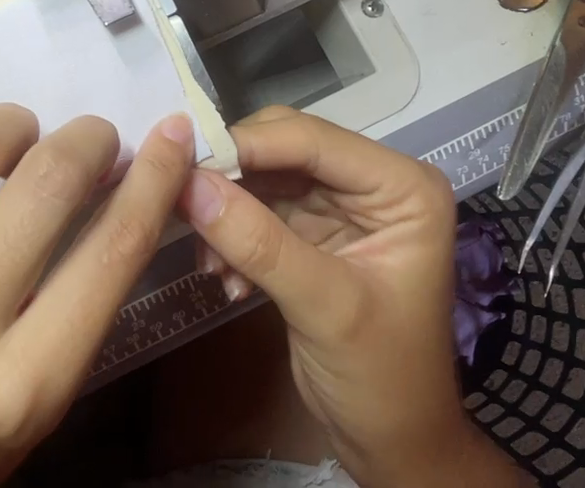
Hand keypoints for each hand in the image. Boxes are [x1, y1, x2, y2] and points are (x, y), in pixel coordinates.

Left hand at [0, 93, 196, 487]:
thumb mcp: (38, 400)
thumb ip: (80, 301)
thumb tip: (118, 187)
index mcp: (22, 385)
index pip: (111, 252)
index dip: (155, 178)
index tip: (171, 134)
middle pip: (42, 189)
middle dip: (84, 141)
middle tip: (91, 137)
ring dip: (7, 123)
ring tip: (21, 130)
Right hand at [180, 108, 523, 487]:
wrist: (393, 444)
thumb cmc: (383, 378)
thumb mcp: (325, 307)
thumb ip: (258, 242)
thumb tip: (188, 183)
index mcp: (401, 186)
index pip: (314, 140)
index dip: (248, 143)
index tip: (185, 159)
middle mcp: (372, 182)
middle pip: (284, 146)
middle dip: (233, 174)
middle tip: (183, 200)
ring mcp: (339, 205)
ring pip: (263, 175)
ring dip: (228, 210)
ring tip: (208, 260)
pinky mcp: (311, 230)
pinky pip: (257, 209)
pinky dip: (233, 234)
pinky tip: (224, 279)